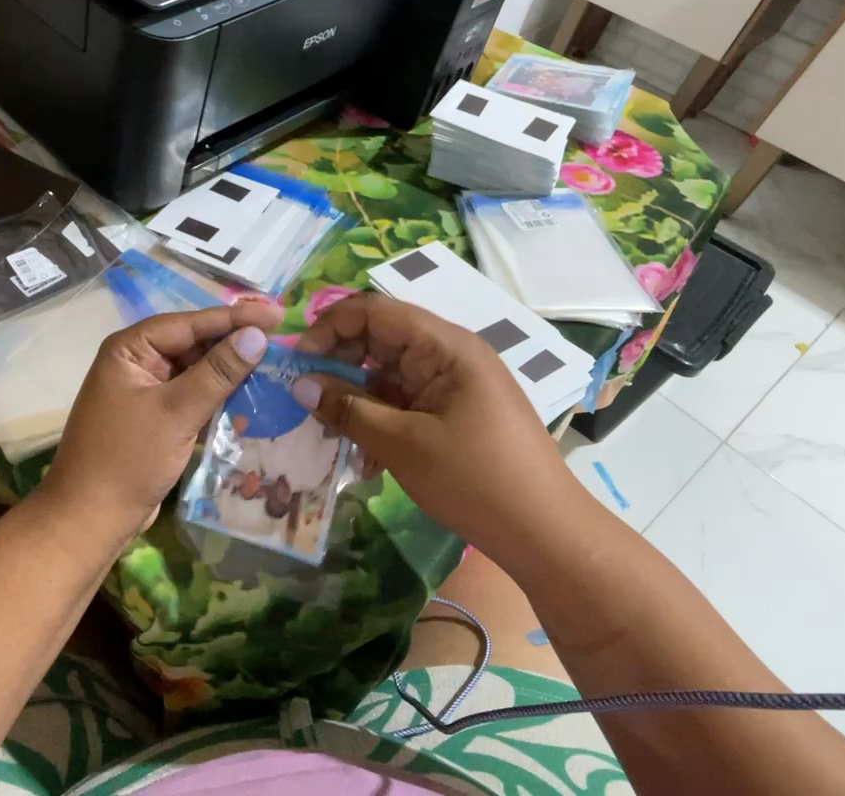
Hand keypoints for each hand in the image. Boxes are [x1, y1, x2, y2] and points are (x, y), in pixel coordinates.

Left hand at [41, 302, 281, 540]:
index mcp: (130, 349)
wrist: (90, 518)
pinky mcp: (155, 418)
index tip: (277, 313)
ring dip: (230, 369)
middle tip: (282, 338)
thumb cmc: (128, 458)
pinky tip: (252, 396)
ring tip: (276, 363)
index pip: (190, 322)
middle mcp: (136, 362)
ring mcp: (145, 391)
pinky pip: (192, 396)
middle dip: (234, 341)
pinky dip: (218, 395)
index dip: (235, 316)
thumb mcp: (177, 412)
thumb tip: (257, 336)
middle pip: (193, 342)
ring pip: (196, 370)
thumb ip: (218, 372)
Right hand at [291, 293, 582, 552]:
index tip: (298, 361)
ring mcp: (453, 384)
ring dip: (354, 397)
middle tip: (304, 397)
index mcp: (445, 346)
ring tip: (325, 430)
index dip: (330, 327)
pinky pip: (404, 401)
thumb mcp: (401, 444)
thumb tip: (299, 384)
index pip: (374, 311)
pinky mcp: (454, 412)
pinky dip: (378, 418)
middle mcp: (449, 354)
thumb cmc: (475, 479)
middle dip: (338, 363)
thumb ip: (347, 409)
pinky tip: (361, 454)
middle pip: (379, 339)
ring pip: (387, 374)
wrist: (546, 533)